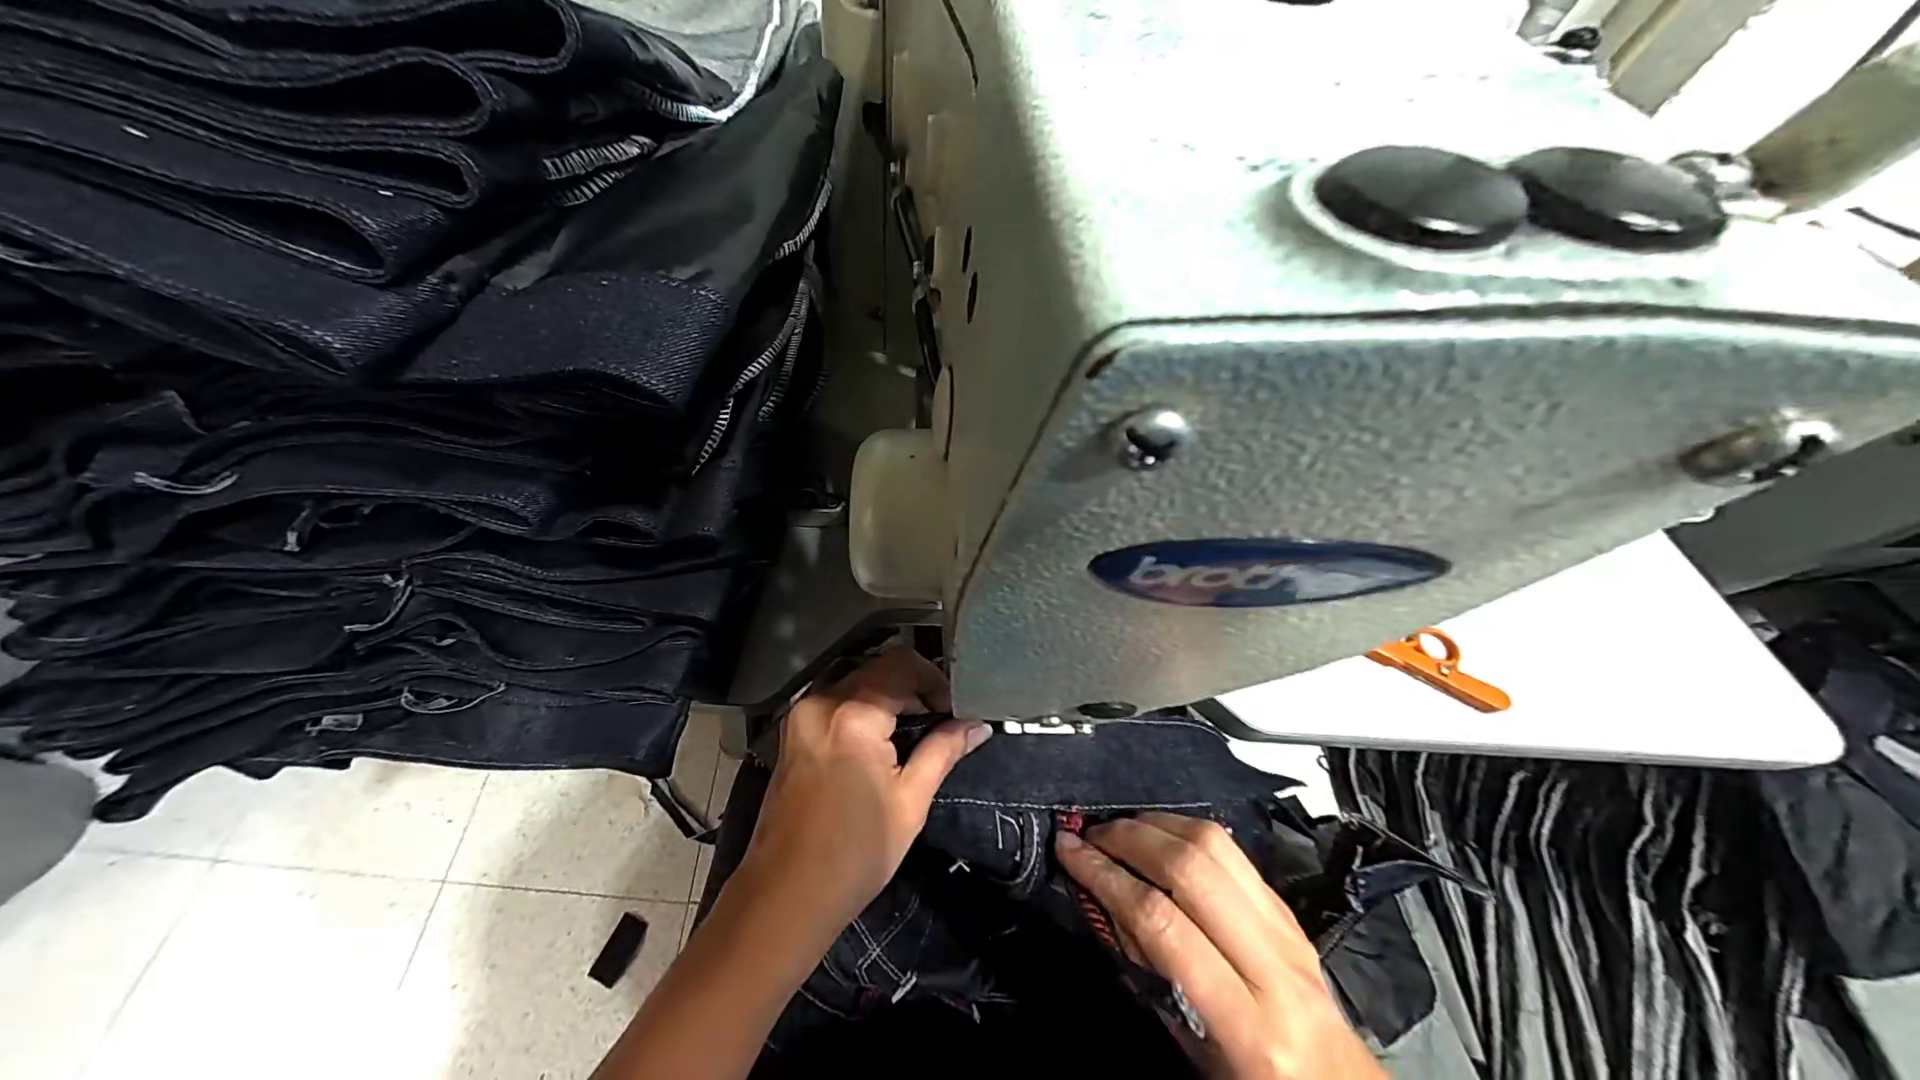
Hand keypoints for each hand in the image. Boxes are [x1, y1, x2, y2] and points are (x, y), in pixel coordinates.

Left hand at [737, 648, 991, 931]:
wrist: (785, 895)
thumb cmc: (855, 854)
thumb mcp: (910, 801)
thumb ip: (943, 750)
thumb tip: (977, 725)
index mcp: (851, 715)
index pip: (903, 665)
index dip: (936, 681)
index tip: (956, 711)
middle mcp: (821, 703)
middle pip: (879, 668)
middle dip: (916, 688)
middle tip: (943, 721)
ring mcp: (802, 716)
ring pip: (859, 681)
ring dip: (891, 697)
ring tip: (918, 732)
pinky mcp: (794, 731)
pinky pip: (838, 701)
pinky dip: (866, 708)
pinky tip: (885, 740)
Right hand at [1056, 813, 1385, 1079]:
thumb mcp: (1189, 1046)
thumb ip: (1146, 969)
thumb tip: (1103, 896)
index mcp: (1246, 1023)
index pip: (1162, 924)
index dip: (1106, 878)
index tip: (1069, 852)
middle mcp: (1274, 966)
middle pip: (1191, 870)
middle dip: (1128, 839)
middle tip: (1089, 834)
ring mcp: (1288, 929)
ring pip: (1216, 846)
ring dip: (1155, 824)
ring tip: (1117, 828)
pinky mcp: (1288, 908)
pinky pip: (1232, 850)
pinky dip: (1184, 830)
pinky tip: (1158, 832)